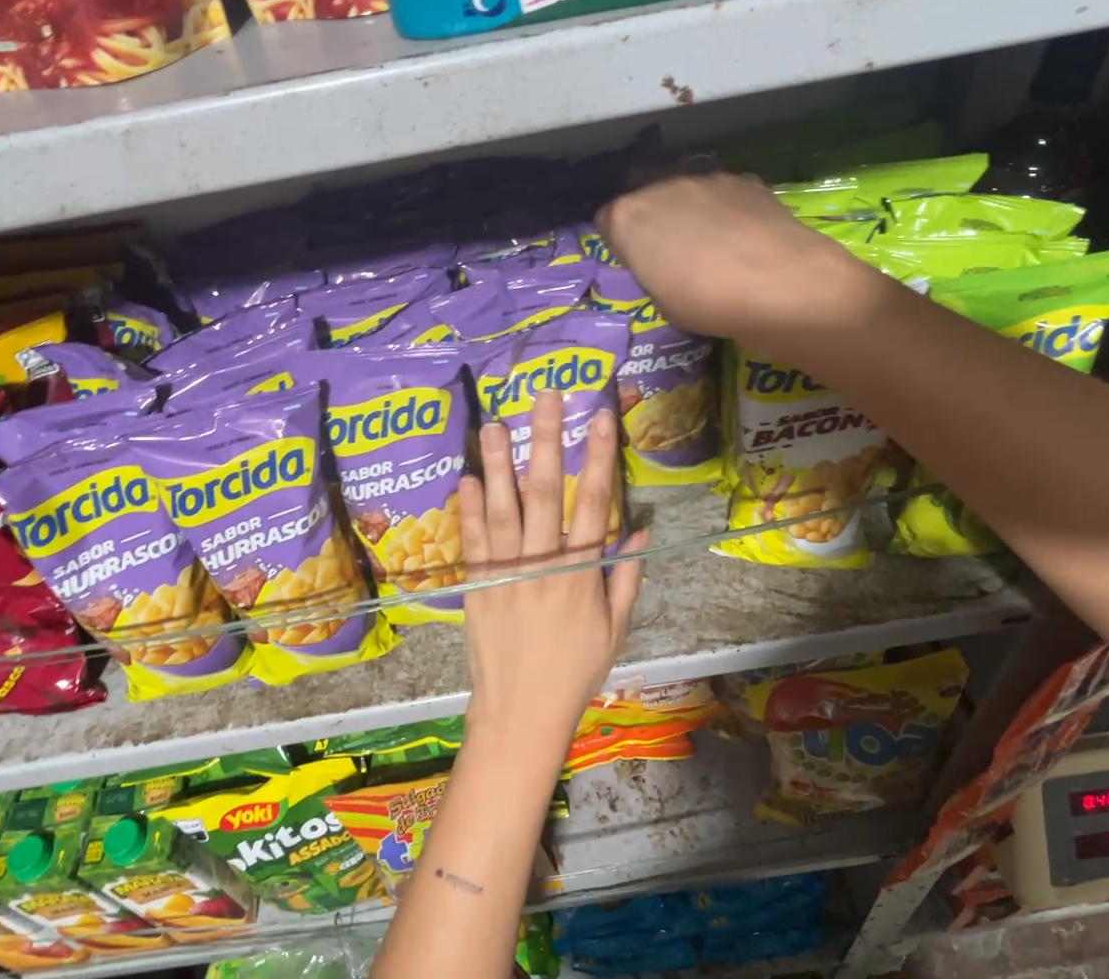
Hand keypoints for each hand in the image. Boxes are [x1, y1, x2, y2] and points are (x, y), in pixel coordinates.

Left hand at [455, 390, 647, 755]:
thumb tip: (641, 529)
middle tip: (545, 397)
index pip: (594, 502)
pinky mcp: (476, 586)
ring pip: (501, 509)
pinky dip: (468, 510)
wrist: (522, 712)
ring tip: (496, 424)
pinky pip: (472, 542)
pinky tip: (467, 479)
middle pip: (544, 492)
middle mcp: (542, 564)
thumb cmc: (576, 670)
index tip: (600, 417)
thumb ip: (626, 576)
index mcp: (581, 573)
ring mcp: (505, 573)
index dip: (598, 456)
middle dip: (545, 440)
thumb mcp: (615, 628)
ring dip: (498, 464)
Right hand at [596, 172, 849, 341]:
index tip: (638, 264)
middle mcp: (661, 186)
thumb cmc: (706, 303)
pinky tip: (745, 239)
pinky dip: (727, 211)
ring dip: (691, 213)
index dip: (621, 244)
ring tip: (714, 248)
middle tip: (674, 256)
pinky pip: (723, 195)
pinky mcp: (745, 179)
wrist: (779, 285)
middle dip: (655, 222)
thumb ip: (651, 269)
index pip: (607, 221)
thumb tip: (663, 261)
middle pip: (647, 199)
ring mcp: (706, 178)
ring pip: (686, 194)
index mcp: (628, 218)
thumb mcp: (660, 300)